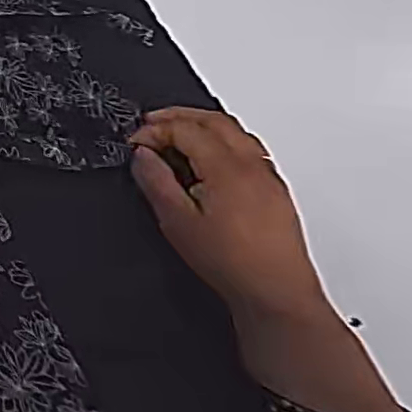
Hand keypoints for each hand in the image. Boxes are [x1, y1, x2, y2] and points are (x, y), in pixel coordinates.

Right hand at [129, 107, 328, 320]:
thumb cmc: (232, 263)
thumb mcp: (176, 220)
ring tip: (174, 136)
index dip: (154, 130)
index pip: (185, 129)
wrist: (276, 294)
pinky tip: (205, 158)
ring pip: (234, 131)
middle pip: (213, 120)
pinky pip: (247, 148)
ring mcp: (268, 177)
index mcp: (228, 169)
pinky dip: (220, 140)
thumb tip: (142, 155)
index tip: (136, 143)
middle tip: (150, 124)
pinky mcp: (275, 190)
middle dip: (177, 116)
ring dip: (200, 125)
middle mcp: (253, 166)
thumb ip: (155, 180)